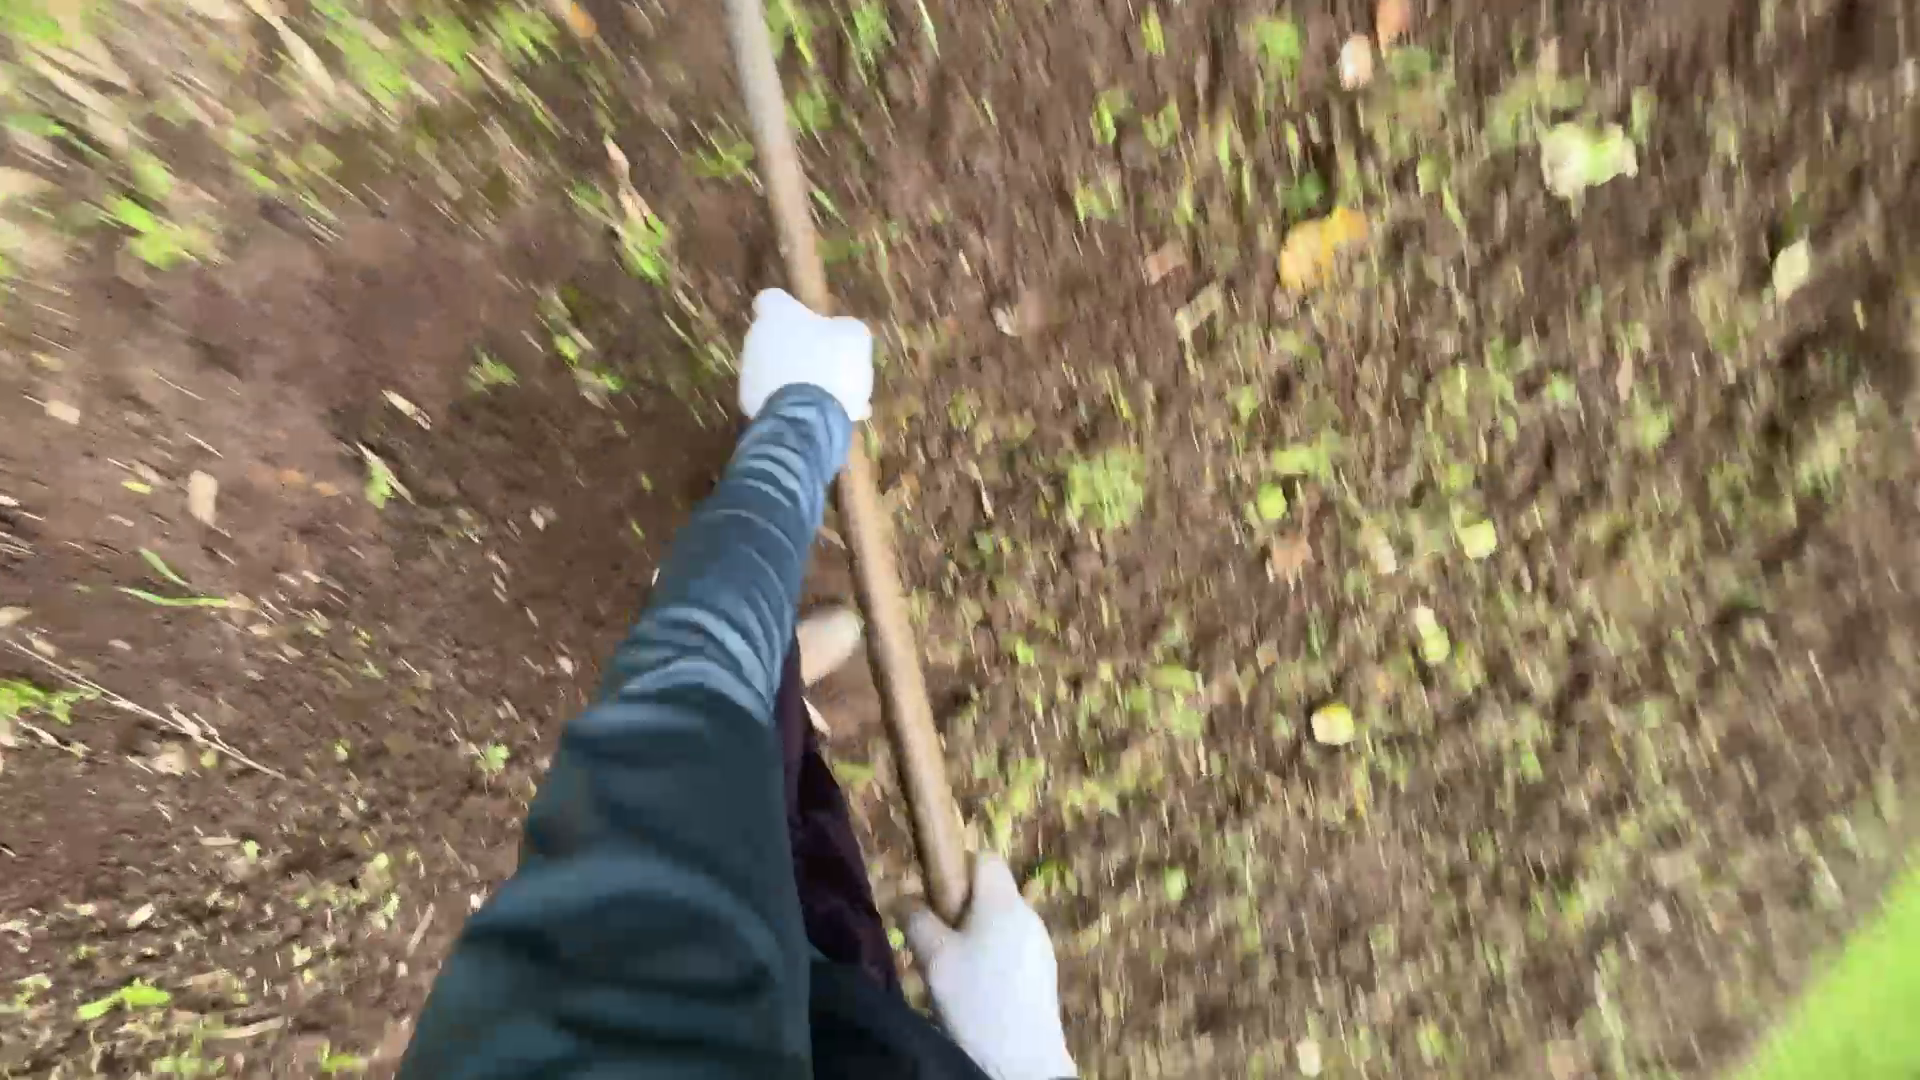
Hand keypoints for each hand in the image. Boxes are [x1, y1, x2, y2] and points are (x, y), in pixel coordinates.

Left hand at [738, 288, 873, 421]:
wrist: (808, 417)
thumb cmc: (832, 366)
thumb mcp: (855, 337)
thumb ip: (845, 327)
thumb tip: (840, 331)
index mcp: (777, 315)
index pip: (772, 300)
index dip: (790, 310)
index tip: (808, 323)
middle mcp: (755, 339)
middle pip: (776, 339)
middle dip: (800, 352)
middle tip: (830, 369)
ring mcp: (749, 373)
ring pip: (779, 373)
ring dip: (802, 382)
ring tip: (835, 401)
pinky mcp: (750, 404)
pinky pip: (777, 400)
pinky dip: (796, 405)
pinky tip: (821, 417)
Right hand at [905, 856, 1076, 1079]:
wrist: (1023, 1063)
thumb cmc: (976, 1000)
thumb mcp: (934, 959)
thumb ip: (916, 920)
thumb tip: (902, 897)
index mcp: (1002, 900)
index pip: (985, 857)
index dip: (959, 868)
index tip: (939, 898)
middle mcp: (1027, 912)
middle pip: (992, 890)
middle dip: (964, 907)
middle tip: (940, 941)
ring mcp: (1040, 942)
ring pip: (1002, 921)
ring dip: (978, 934)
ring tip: (958, 972)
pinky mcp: (1045, 970)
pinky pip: (1014, 946)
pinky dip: (995, 956)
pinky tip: (981, 991)